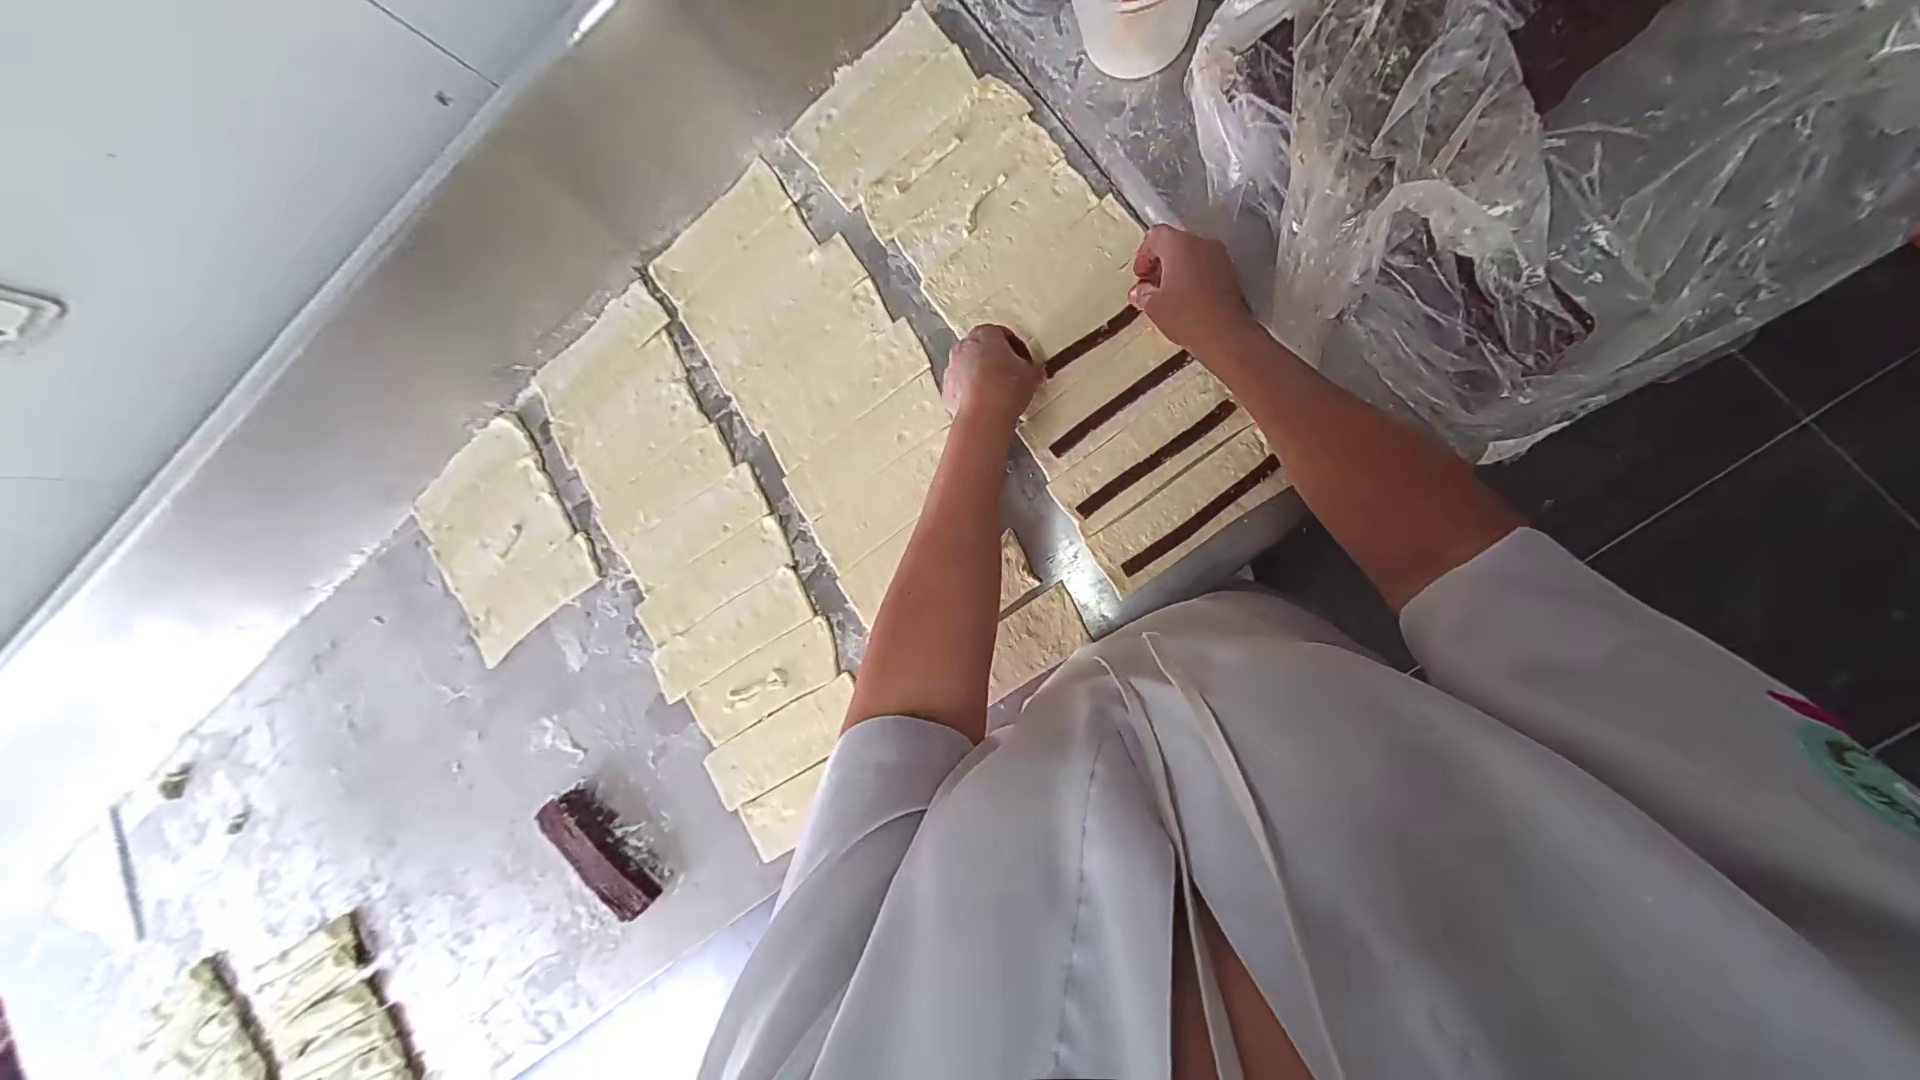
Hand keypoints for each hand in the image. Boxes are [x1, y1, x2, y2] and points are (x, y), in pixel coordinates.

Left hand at [943, 325, 1041, 426]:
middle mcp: (964, 346)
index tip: (1025, 361)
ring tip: (999, 392)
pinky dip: (971, 392)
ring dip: (982, 376)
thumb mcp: (1032, 375)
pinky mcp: (947, 389)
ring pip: (970, 367)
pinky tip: (986, 404)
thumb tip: (1036, 371)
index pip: (1004, 335)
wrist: (983, 417)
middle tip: (1012, 375)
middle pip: (983, 349)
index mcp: (985, 334)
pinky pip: (962, 386)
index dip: (1017, 349)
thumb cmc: (1006, 389)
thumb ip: (1035, 368)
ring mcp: (952, 368)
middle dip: (996, 360)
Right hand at [1129, 224, 1262, 359]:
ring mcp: (1218, 256)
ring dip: (1176, 270)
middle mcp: (1201, 243)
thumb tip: (1138, 291)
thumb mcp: (1154, 306)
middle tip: (1150, 287)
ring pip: (1190, 255)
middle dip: (1159, 263)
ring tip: (1167, 296)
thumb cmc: (1185, 315)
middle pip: (1174, 243)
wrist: (1224, 333)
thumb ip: (1142, 294)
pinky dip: (1191, 277)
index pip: (1155, 235)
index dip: (1143, 255)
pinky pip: (1204, 266)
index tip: (1140, 277)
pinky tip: (1185, 300)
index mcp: (1178, 245)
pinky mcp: (1229, 271)